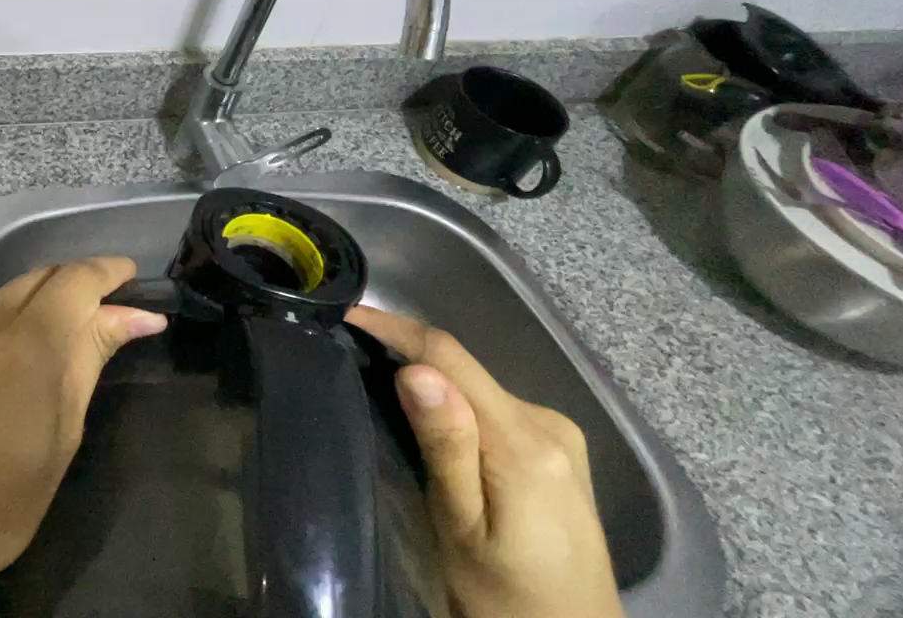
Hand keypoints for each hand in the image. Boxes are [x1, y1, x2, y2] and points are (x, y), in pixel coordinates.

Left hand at [0, 258, 167, 617]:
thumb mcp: (62, 435)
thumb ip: (92, 358)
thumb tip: (138, 315)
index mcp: (28, 341)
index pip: (79, 279)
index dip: (109, 271)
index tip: (130, 275)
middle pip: (38, 279)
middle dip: (69, 292)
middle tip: (90, 322)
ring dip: (20, 318)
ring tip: (19, 372)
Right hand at [348, 306, 623, 617]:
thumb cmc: (506, 596)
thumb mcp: (462, 527)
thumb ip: (446, 447)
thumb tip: (415, 371)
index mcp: (526, 443)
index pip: (450, 358)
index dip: (395, 328)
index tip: (346, 314)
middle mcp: (548, 424)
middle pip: (463, 368)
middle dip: (404, 350)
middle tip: (345, 348)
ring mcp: (557, 434)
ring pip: (475, 384)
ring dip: (426, 374)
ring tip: (372, 375)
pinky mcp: (556, 448)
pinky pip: (489, 403)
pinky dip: (451, 398)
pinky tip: (424, 412)